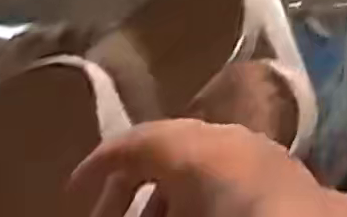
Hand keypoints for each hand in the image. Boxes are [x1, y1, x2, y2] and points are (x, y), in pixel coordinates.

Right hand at [69, 120, 336, 216]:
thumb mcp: (185, 202)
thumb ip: (150, 202)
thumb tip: (114, 205)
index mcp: (199, 150)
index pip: (139, 141)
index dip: (100, 163)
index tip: (69, 192)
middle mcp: (228, 141)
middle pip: (167, 151)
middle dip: (129, 191)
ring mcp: (257, 155)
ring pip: (195, 169)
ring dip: (163, 203)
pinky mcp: (277, 177)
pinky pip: (223, 182)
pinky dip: (196, 203)